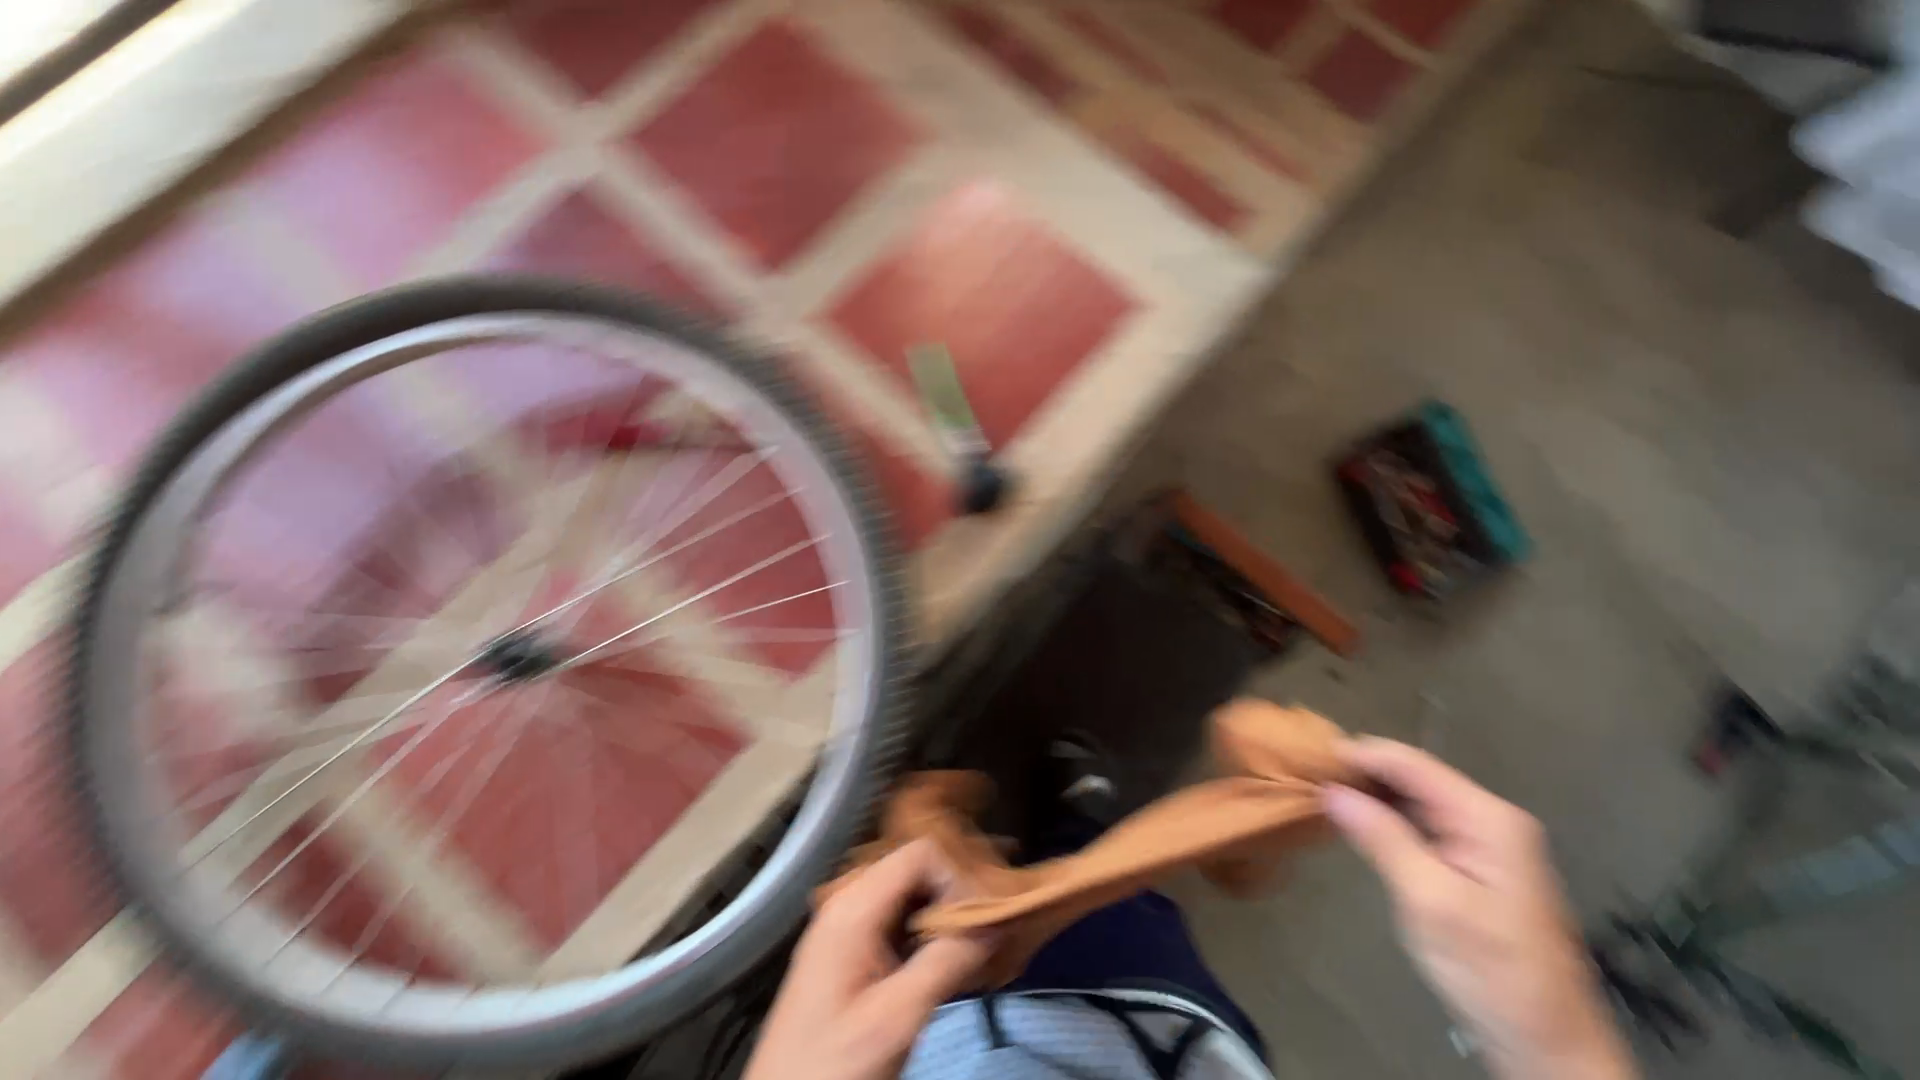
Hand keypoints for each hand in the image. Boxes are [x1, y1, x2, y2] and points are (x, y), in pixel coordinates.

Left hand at [744, 840, 994, 1079]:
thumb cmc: (833, 1064)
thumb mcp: (895, 1018)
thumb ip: (944, 963)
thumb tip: (994, 922)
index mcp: (853, 908)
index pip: (920, 854)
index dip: (957, 878)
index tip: (981, 921)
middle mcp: (848, 904)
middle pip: (915, 869)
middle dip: (955, 894)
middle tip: (985, 935)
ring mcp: (846, 926)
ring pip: (909, 894)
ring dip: (944, 915)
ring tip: (973, 949)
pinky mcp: (850, 950)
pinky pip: (898, 919)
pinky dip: (927, 932)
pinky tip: (947, 961)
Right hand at [1323, 738, 1635, 1079]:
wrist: (1548, 1044)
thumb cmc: (1491, 970)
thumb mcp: (1429, 901)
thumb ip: (1383, 839)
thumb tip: (1333, 791)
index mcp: (1487, 818)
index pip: (1412, 764)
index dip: (1359, 754)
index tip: (1307, 755)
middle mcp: (1490, 819)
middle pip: (1415, 777)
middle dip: (1362, 772)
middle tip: (1305, 775)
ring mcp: (1486, 843)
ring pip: (1417, 801)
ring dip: (1371, 795)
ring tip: (1319, 792)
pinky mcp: (1476, 867)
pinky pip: (1424, 827)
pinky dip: (1388, 820)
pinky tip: (1356, 823)